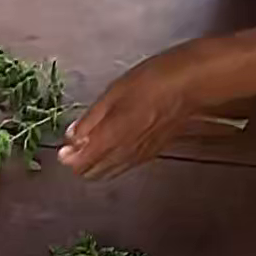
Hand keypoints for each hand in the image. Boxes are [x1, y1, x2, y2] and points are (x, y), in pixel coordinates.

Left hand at [58, 40, 216, 179]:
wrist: (190, 85)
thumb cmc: (152, 80)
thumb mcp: (114, 93)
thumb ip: (90, 119)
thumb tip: (71, 137)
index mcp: (110, 140)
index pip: (79, 164)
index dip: (69, 158)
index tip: (65, 147)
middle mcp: (121, 156)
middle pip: (90, 174)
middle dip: (79, 164)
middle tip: (76, 146)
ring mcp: (135, 159)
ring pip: (106, 174)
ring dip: (94, 166)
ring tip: (92, 146)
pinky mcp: (147, 157)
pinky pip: (121, 169)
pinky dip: (109, 164)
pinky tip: (111, 148)